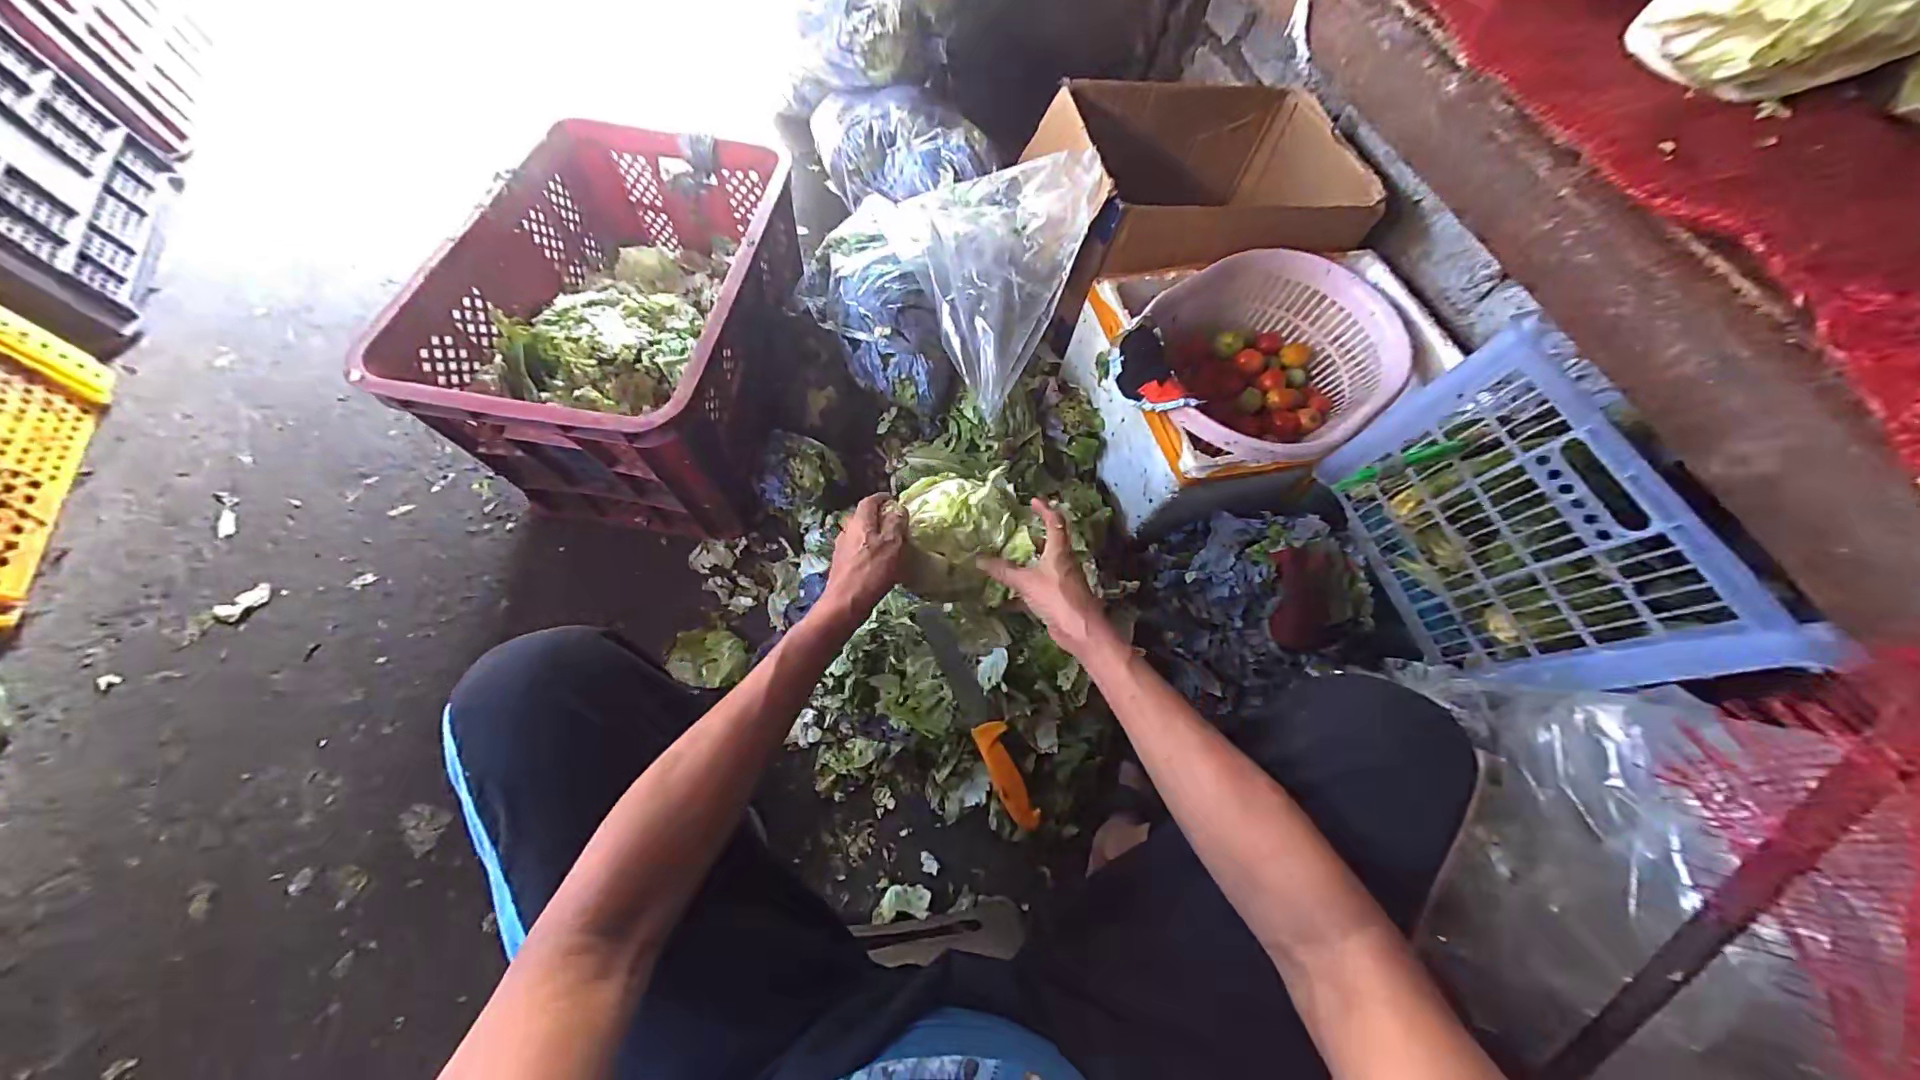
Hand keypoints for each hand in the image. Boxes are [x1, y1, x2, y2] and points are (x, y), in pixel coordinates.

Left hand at [816, 493, 907, 622]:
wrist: (845, 602)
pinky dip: (869, 549)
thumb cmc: (871, 571)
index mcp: (860, 522)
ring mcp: (842, 547)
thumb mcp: (892, 545)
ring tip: (890, 543)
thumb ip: (896, 524)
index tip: (894, 500)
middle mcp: (847, 530)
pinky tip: (878, 561)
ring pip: (860, 533)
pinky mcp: (842, 563)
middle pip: (864, 517)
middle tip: (896, 522)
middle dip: (879, 516)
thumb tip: (898, 509)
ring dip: (874, 534)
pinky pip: (858, 549)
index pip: (870, 501)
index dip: (882, 498)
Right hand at [980, 498, 1114, 660]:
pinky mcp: (1059, 596)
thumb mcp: (1026, 582)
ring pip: (1047, 562)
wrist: (1080, 629)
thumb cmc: (1057, 598)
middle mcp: (1064, 561)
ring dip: (1032, 557)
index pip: (1055, 521)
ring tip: (1014, 554)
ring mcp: (1063, 579)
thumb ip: (1003, 571)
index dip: (1044, 509)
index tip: (1033, 501)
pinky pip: (1041, 583)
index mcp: (1059, 550)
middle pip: (1053, 540)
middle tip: (1021, 528)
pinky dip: (1027, 583)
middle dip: (1038, 533)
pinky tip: (1012, 590)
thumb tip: (979, 560)